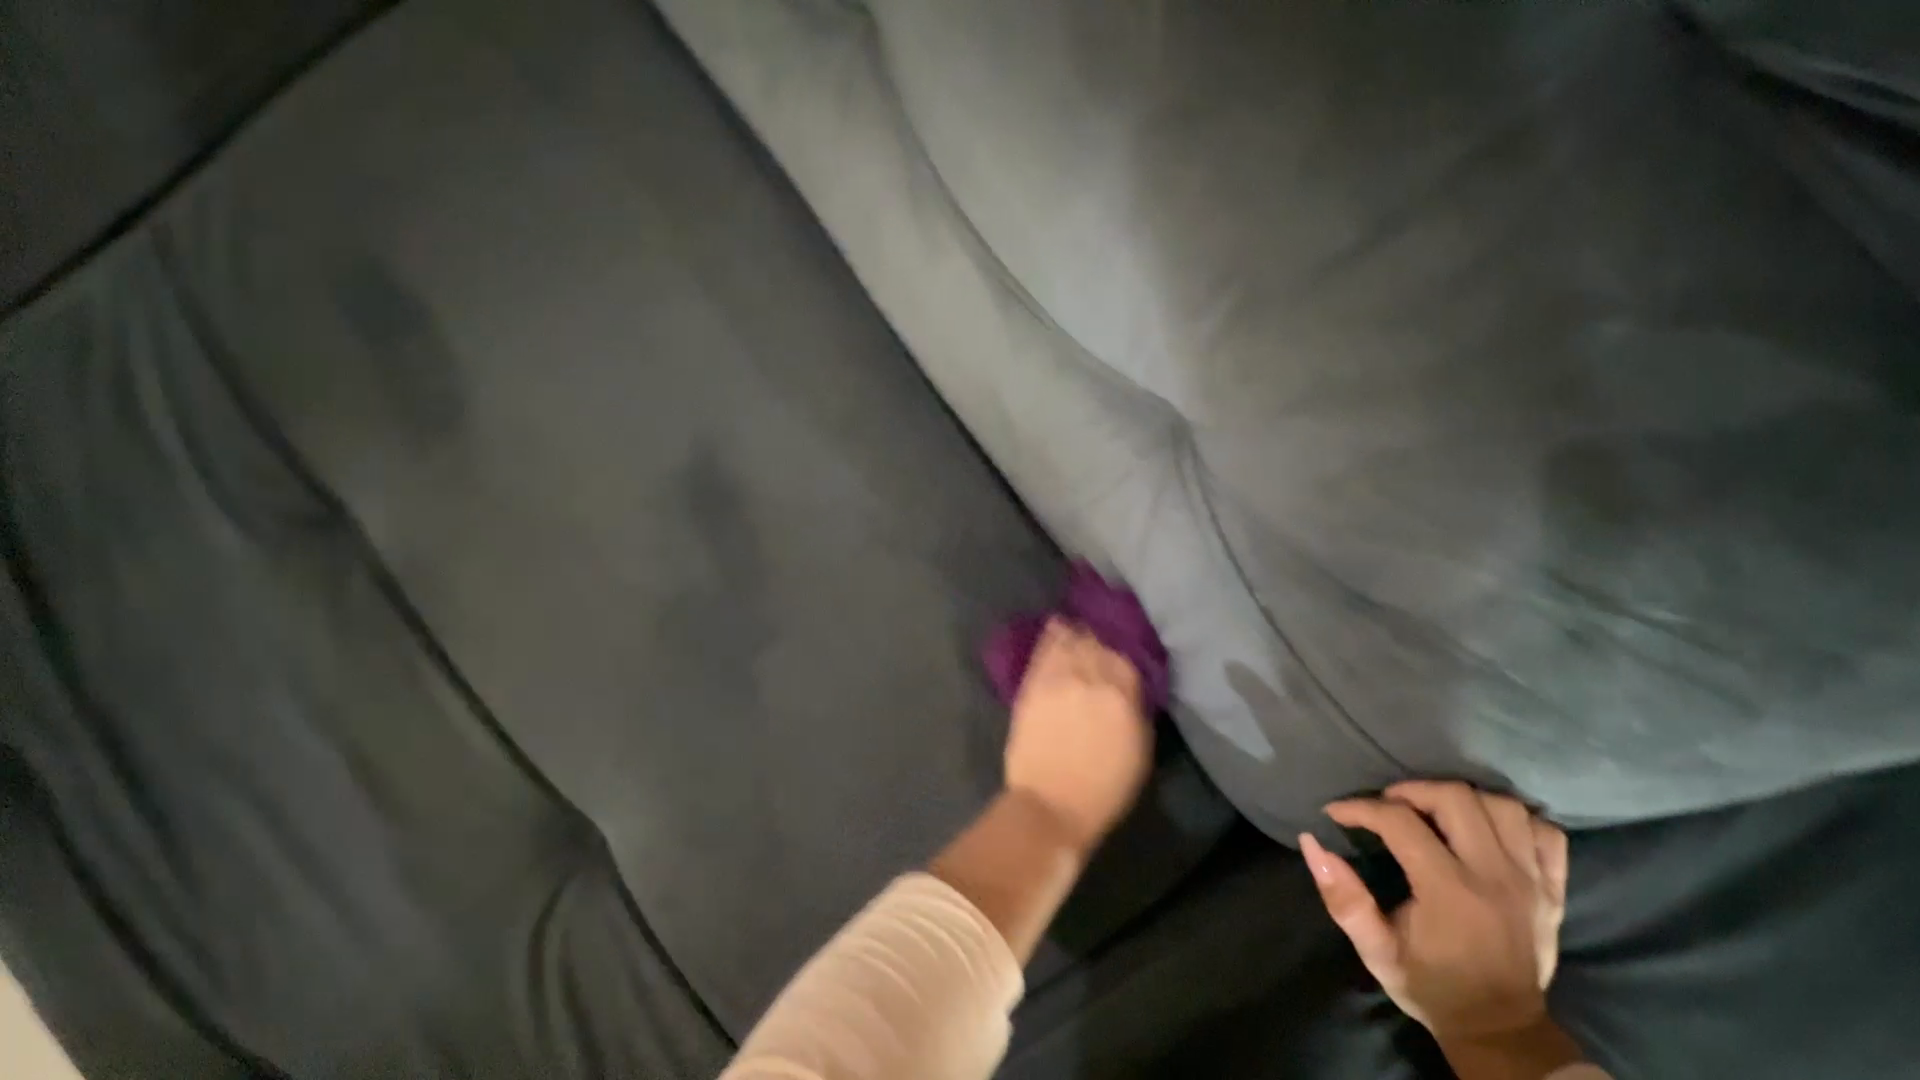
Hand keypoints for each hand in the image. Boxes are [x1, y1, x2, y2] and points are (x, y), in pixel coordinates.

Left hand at [1003, 619, 1153, 853]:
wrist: (1052, 804)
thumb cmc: (1105, 788)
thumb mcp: (1139, 752)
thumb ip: (1136, 712)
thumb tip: (1130, 691)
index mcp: (1123, 695)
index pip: (1125, 661)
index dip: (1122, 657)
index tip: (1119, 655)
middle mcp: (1091, 678)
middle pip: (1096, 647)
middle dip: (1097, 642)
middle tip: (1095, 636)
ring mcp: (1058, 680)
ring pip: (1069, 644)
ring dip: (1073, 634)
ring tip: (1073, 625)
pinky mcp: (1032, 687)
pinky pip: (1043, 654)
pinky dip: (1049, 639)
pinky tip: (1053, 629)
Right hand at [1300, 782, 1569, 1041]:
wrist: (1498, 1028)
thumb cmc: (1429, 986)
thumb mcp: (1376, 950)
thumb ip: (1344, 898)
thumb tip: (1312, 844)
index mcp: (1448, 891)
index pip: (1400, 822)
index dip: (1361, 808)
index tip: (1338, 813)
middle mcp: (1495, 876)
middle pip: (1456, 798)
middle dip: (1412, 791)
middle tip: (1388, 806)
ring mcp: (1531, 880)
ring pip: (1502, 805)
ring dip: (1463, 798)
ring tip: (1435, 811)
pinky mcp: (1554, 889)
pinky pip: (1546, 832)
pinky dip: (1517, 819)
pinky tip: (1488, 828)